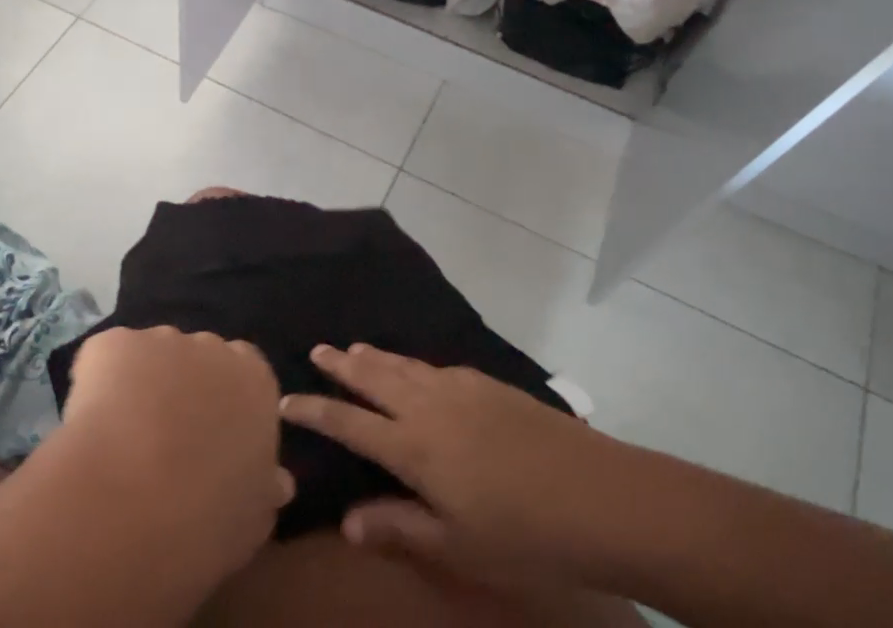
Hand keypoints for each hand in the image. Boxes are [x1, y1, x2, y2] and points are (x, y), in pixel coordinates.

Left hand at [59, 327, 292, 579]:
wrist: (132, 496)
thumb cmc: (209, 513)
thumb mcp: (255, 516)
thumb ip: (266, 486)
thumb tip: (275, 480)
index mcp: (255, 381)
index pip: (246, 373)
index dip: (226, 402)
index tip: (211, 436)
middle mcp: (210, 347)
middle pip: (197, 358)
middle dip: (183, 387)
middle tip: (165, 438)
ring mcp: (157, 339)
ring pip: (149, 356)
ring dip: (139, 383)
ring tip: (123, 435)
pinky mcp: (109, 344)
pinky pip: (105, 359)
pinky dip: (97, 382)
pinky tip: (92, 422)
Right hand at [279, 344, 622, 589]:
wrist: (607, 498)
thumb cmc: (526, 534)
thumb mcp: (457, 544)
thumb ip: (399, 526)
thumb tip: (346, 522)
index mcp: (412, 447)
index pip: (348, 422)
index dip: (314, 410)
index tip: (285, 399)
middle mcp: (429, 407)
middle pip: (373, 378)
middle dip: (341, 365)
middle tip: (317, 350)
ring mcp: (463, 391)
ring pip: (406, 366)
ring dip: (376, 358)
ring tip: (355, 348)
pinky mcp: (493, 387)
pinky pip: (438, 367)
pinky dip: (415, 364)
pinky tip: (419, 370)